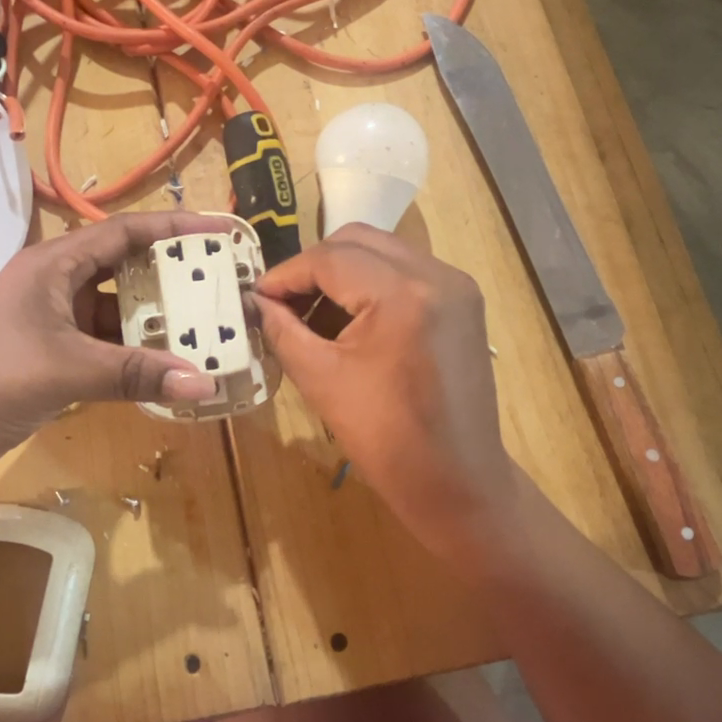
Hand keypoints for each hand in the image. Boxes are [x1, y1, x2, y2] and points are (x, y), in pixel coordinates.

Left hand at [0, 212, 223, 471]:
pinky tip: (166, 368)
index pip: (124, 232)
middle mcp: (53, 283)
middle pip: (124, 268)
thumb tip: (206, 384)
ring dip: (154, 322)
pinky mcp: (49, 353)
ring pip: (115, 311)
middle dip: (171, 277)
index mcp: (52, 265)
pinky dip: (132, 354)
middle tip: (220, 286)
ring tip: (205, 330)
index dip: (175, 229)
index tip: (221, 233)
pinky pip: (103, 344)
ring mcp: (50, 319)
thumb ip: (137, 374)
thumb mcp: (67, 371)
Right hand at [251, 225, 527, 563]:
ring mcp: (457, 286)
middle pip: (358, 241)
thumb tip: (257, 301)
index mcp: (402, 294)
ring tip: (313, 315)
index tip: (258, 297)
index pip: (330, 258)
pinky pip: (407, 272)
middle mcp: (437, 275)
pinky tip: (351, 321)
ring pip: (384, 252)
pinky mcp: (464, 303)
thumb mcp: (320, 379)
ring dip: (344, 273)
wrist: (457, 481)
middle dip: (315, 266)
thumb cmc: (384, 438)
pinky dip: (373, 285)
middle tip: (284, 302)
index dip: (287, 274)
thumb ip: (282, 329)